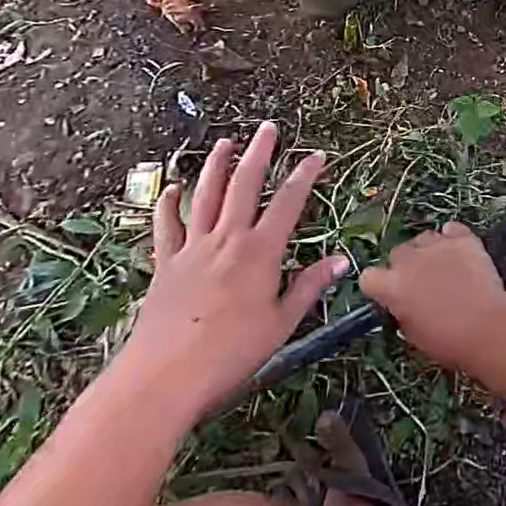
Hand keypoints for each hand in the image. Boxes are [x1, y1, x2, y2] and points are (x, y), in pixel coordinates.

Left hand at [116, 121, 346, 418]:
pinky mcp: (166, 263)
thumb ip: (309, 287)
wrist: (163, 377)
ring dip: (217, 165)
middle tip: (267, 129)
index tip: (316, 155)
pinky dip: (169, 204)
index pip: (287, 203)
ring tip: (225, 142)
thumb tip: (341, 261)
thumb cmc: (230, 354)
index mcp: (259, 252)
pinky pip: (167, 226)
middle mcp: (227, 239)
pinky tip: (173, 189)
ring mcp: (193, 248)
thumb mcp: (281, 325)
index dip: (304, 175)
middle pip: (244, 185)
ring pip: (206, 195)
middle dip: (258, 153)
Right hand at [359, 222, 505, 368]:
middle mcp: (409, 260)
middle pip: (397, 253)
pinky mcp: (462, 239)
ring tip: (443, 267)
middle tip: (420, 283)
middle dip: (404, 266)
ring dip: (427, 250)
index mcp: (392, 286)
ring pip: (423, 238)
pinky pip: (451, 229)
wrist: (487, 329)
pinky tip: (459, 251)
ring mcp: (436, 246)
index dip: (378, 286)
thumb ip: (402, 313)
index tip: (389, 294)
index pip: (369, 277)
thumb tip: (404, 305)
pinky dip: (452, 237)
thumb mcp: (414, 335)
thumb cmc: (448, 342)